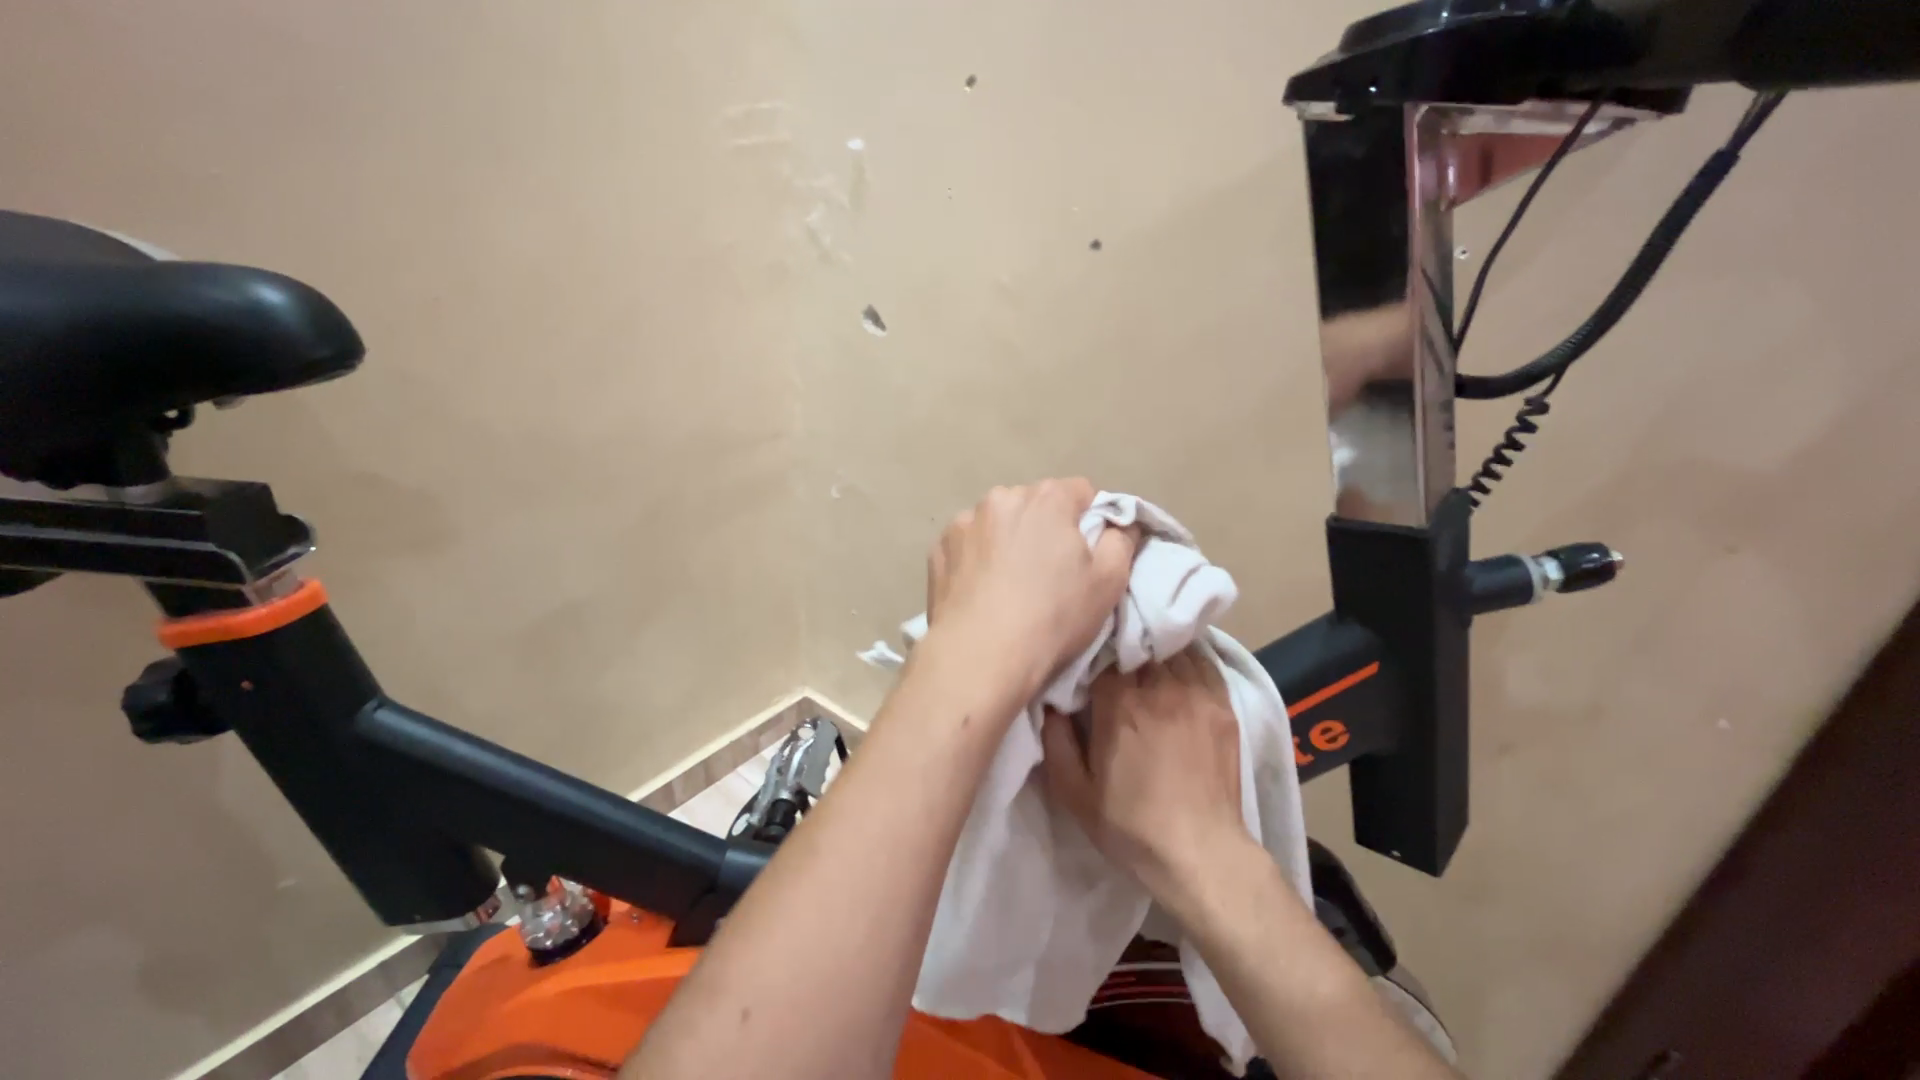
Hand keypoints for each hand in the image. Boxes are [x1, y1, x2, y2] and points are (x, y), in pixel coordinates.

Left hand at [924, 479, 1137, 697]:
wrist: (980, 655)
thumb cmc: (1053, 617)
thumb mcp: (1109, 582)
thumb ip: (1121, 540)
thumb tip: (1120, 524)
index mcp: (1047, 498)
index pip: (1081, 492)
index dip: (1091, 520)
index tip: (1088, 554)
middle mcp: (1002, 498)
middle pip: (1036, 504)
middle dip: (1046, 528)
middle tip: (1050, 573)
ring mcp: (964, 522)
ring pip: (998, 523)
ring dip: (1008, 540)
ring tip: (1010, 584)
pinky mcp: (938, 549)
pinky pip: (968, 545)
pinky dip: (977, 559)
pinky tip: (981, 591)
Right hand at [1042, 650, 1250, 904]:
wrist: (1200, 852)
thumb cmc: (1130, 825)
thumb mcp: (1074, 792)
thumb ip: (1056, 742)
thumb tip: (1050, 704)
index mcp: (1119, 704)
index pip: (1102, 653)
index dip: (1093, 654)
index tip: (1086, 664)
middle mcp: (1160, 688)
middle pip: (1138, 645)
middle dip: (1124, 647)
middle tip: (1115, 656)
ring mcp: (1197, 694)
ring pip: (1173, 648)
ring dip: (1156, 648)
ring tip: (1146, 654)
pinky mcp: (1223, 707)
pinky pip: (1205, 663)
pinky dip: (1188, 657)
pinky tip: (1178, 664)